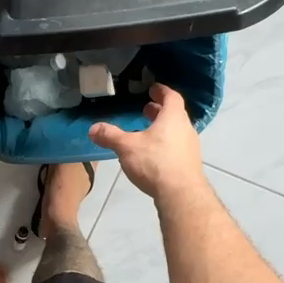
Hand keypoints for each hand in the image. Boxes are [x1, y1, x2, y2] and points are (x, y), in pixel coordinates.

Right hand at [88, 83, 205, 201]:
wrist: (180, 193)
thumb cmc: (155, 162)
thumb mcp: (127, 147)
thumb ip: (110, 136)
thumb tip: (93, 129)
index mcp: (173, 118)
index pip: (171, 97)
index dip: (162, 91)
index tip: (153, 88)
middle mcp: (185, 128)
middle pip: (174, 114)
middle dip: (159, 111)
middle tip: (146, 109)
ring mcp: (190, 147)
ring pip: (176, 131)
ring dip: (162, 128)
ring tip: (146, 132)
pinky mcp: (189, 164)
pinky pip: (177, 147)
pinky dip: (165, 144)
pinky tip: (153, 155)